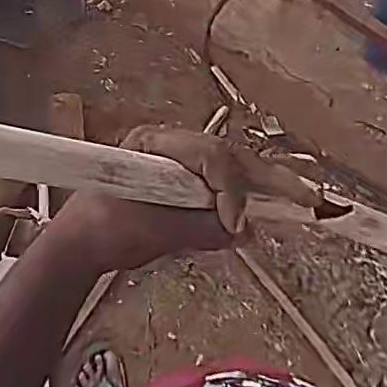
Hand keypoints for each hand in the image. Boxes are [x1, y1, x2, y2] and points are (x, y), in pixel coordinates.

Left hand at [41, 126, 296, 272]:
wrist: (77, 242)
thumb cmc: (101, 230)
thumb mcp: (149, 231)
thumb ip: (197, 227)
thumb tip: (243, 228)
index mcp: (149, 144)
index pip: (205, 154)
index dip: (229, 188)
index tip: (237, 223)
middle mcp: (163, 144)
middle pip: (223, 154)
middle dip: (267, 176)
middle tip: (310, 198)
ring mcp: (172, 160)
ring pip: (225, 165)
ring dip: (262, 182)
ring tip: (302, 199)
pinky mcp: (178, 180)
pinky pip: (217, 181)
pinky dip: (243, 194)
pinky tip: (270, 207)